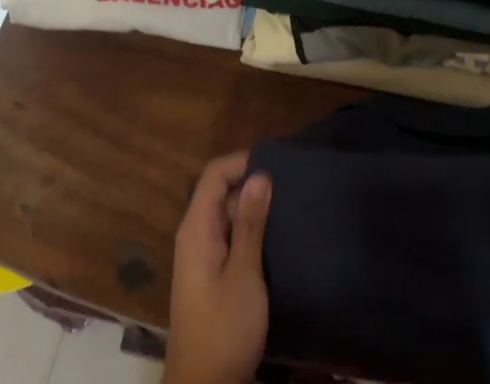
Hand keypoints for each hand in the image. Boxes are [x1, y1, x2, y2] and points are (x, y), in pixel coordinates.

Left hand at [164, 152, 271, 383]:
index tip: (280, 163)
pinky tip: (279, 239)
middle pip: (221, 193)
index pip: (214, 174)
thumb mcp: (244, 274)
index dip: (243, 162)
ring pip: (229, 218)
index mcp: (196, 229)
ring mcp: (203, 258)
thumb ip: (250, 224)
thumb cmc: (224, 328)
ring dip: (255, 211)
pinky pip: (232, 240)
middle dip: (254, 185)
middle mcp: (195, 236)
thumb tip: (260, 175)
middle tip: (295, 187)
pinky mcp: (213, 277)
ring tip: (293, 208)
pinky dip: (252, 234)